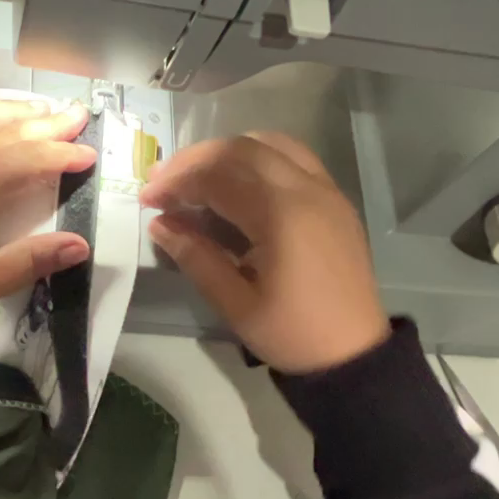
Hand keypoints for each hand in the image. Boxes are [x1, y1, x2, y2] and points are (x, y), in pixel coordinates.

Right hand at [139, 131, 389, 372]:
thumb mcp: (234, 303)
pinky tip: (239, 181)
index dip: (176, 183)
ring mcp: (326, 190)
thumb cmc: (290, 333)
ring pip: (271, 144)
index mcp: (281, 215)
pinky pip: (295, 158)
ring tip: (197, 175)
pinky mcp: (335, 199)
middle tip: (162, 180)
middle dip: (196, 159)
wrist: (352, 353)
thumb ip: (196, 256)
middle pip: (242, 149)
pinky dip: (259, 158)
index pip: (217, 178)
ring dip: (228, 152)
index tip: (146, 200)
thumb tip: (160, 224)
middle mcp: (306, 189)